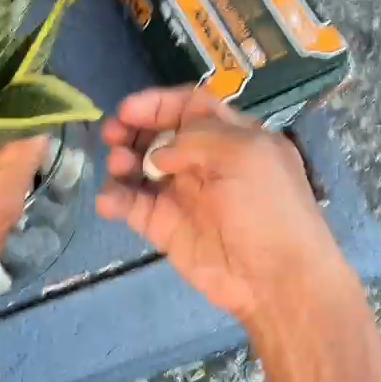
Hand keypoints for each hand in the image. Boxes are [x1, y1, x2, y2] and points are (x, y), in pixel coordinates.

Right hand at [97, 86, 351, 325]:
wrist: (272, 277)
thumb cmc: (269, 208)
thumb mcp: (246, 155)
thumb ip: (198, 139)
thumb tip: (158, 153)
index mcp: (231, 138)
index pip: (189, 108)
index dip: (158, 104)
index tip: (128, 109)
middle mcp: (203, 163)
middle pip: (158, 135)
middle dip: (132, 130)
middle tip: (112, 134)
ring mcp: (180, 195)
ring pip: (139, 168)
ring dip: (121, 161)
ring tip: (117, 165)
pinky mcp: (163, 227)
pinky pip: (131, 205)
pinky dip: (114, 199)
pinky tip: (108, 200)